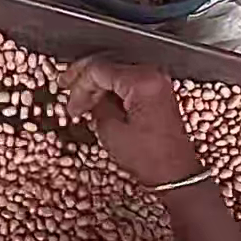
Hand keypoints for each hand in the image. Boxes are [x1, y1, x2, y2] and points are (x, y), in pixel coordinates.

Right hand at [59, 56, 200, 186]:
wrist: (175, 175)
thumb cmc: (149, 158)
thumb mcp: (111, 131)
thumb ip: (96, 105)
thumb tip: (88, 95)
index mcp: (142, 81)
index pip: (99, 69)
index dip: (79, 85)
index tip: (71, 103)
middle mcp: (153, 75)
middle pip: (110, 65)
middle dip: (86, 79)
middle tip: (66, 87)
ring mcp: (158, 82)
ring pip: (118, 72)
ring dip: (98, 84)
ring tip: (81, 100)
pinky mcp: (159, 92)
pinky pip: (130, 82)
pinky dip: (113, 89)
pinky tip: (99, 101)